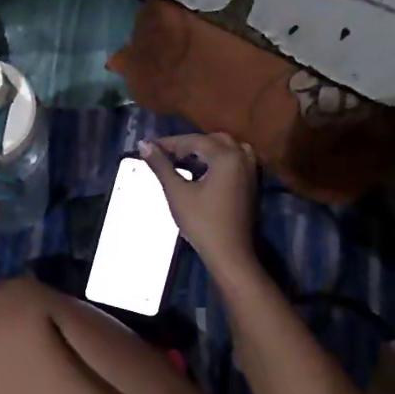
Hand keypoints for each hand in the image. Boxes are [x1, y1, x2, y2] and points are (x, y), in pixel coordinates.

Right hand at [141, 133, 257, 274]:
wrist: (229, 252)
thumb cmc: (201, 222)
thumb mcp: (177, 193)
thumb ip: (161, 166)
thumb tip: (143, 144)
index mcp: (226, 156)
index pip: (194, 140)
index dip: (170, 143)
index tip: (149, 146)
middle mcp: (242, 156)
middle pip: (211, 141)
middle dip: (187, 145)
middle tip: (164, 155)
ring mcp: (250, 170)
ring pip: (224, 149)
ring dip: (203, 151)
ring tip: (181, 161)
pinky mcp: (251, 182)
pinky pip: (233, 161)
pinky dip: (215, 161)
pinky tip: (200, 171)